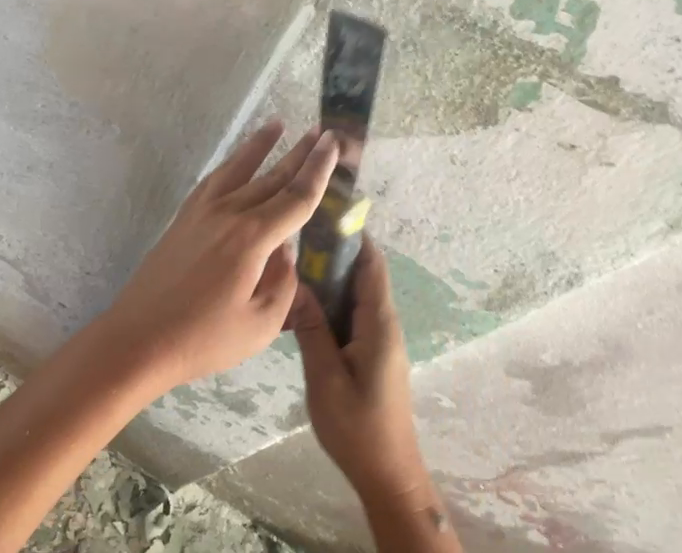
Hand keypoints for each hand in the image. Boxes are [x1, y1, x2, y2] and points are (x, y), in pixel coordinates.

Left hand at [100, 122, 338, 387]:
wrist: (138, 338)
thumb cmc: (203, 339)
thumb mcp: (261, 324)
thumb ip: (283, 284)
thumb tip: (285, 253)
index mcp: (252, 238)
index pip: (296, 197)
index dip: (319, 170)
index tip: (333, 144)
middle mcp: (228, 214)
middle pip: (271, 177)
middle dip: (298, 154)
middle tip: (321, 131)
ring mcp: (201, 212)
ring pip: (238, 169)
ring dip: (260, 146)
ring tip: (278, 124)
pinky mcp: (183, 219)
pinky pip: (214, 180)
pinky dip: (231, 165)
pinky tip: (236, 162)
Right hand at [290, 243, 429, 502]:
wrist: (387, 472)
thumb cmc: (358, 426)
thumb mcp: (326, 377)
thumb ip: (312, 328)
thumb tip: (297, 283)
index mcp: (378, 323)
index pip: (370, 263)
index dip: (352, 234)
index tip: (324, 210)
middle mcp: (383, 323)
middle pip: (362, 272)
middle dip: (335, 248)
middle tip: (296, 229)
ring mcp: (378, 338)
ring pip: (355, 292)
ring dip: (330, 273)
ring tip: (294, 256)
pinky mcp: (370, 351)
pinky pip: (351, 311)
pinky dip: (331, 297)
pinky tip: (303, 298)